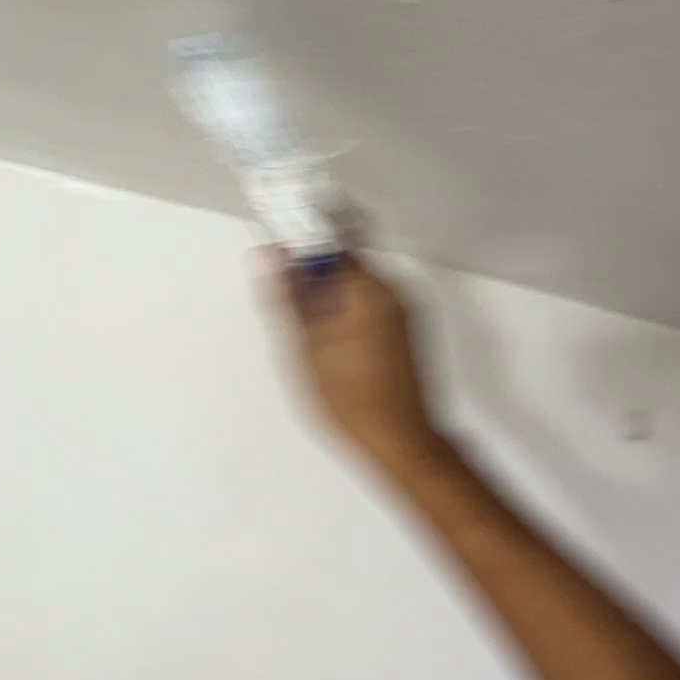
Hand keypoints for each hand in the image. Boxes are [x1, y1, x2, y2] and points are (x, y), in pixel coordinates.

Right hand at [258, 247, 449, 472]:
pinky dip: (353, 317)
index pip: (328, 240)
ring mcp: (408, 309)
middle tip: (300, 321)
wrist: (402, 439)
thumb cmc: (351, 400)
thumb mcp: (305, 347)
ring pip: (357, 287)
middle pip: (344, 264)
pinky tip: (342, 352)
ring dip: (334, 302)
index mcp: (367, 287)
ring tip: (322, 346)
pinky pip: (374, 306)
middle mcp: (395, 289)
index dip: (299, 248)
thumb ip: (287, 295)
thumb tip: (267, 253)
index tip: (280, 263)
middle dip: (317, 283)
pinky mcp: (412, 328)